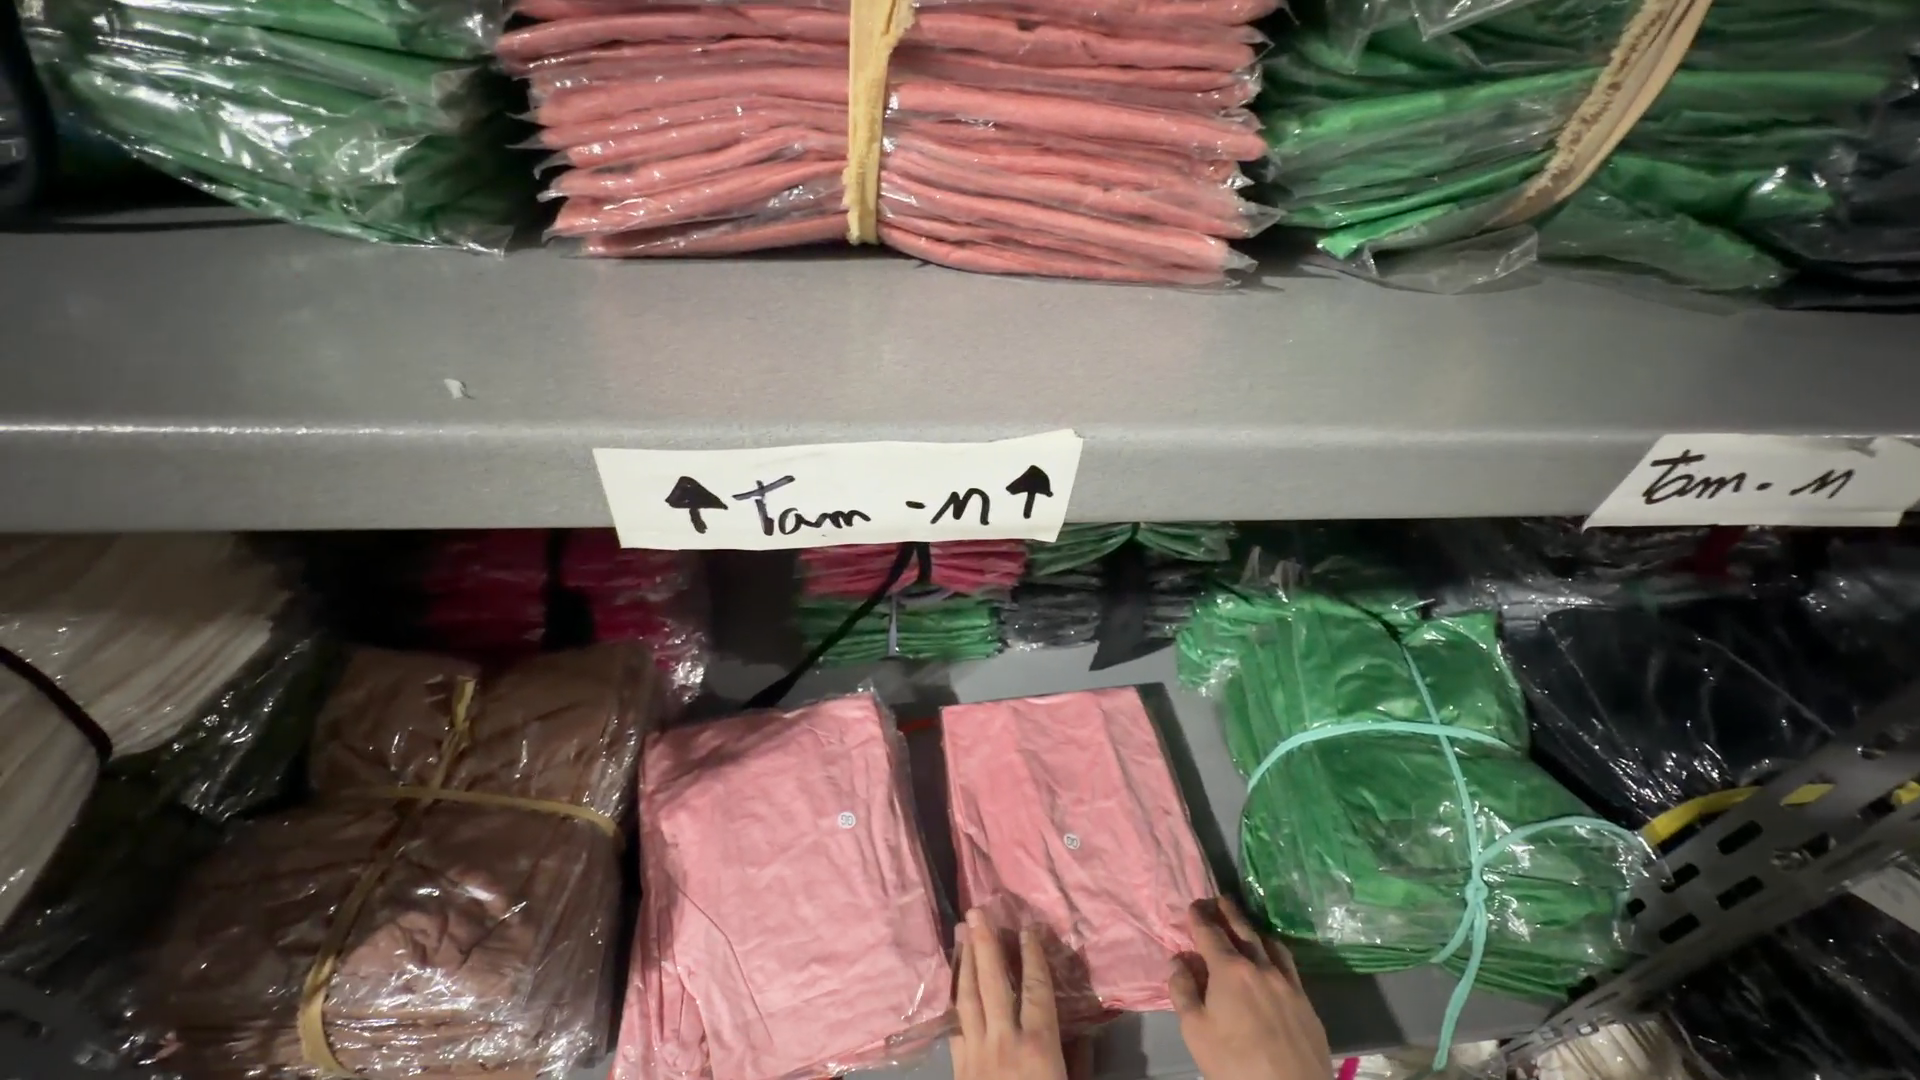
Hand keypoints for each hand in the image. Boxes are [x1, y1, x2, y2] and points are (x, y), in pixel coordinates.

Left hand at [952, 909, 1070, 1079]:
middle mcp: (1005, 1040)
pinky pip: (953, 1023)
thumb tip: (1088, 1031)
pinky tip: (954, 979)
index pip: (1035, 989)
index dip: (1032, 956)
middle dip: (985, 944)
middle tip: (976, 912)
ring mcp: (976, 1052)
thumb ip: (1077, 1055)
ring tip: (962, 933)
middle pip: (993, 983)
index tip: (1027, 928)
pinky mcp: (958, 1066)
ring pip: (968, 998)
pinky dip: (954, 997)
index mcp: (1038, 1043)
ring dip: (965, 962)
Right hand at [1170, 897, 1330, 1079]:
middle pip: (1243, 929)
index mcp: (1230, 970)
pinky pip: (1289, 966)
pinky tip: (1273, 962)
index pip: (1210, 933)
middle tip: (1219, 899)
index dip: (1199, 917)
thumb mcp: (1195, 1031)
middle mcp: (1261, 967)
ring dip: (1254, 930)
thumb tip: (1179, 961)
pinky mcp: (1307, 1004)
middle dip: (1228, 912)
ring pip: (1271, 944)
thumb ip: (1183, 991)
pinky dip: (1275, 953)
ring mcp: (1289, 985)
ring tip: (1246, 925)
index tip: (1193, 905)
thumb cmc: (1235, 1065)